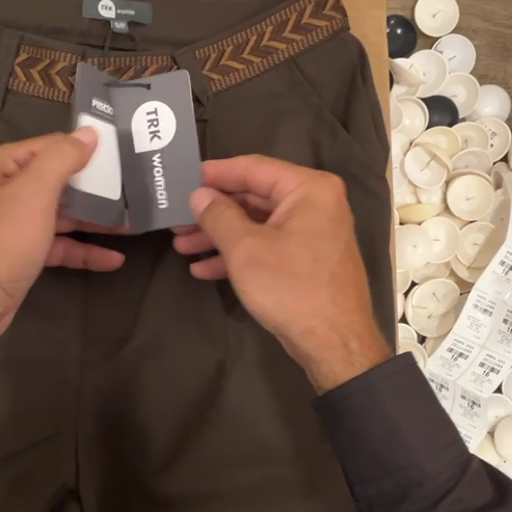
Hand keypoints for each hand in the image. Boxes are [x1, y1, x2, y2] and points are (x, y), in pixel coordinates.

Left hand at [0, 130, 124, 363]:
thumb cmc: (2, 241)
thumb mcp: (33, 193)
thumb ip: (62, 158)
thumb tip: (89, 133)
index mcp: (3, 167)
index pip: (51, 146)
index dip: (85, 147)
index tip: (121, 152)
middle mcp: (6, 190)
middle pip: (59, 181)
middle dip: (96, 187)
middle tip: (135, 188)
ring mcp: (14, 225)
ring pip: (62, 215)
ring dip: (95, 220)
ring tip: (132, 224)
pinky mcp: (23, 254)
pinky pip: (59, 245)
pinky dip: (84, 251)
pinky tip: (113, 259)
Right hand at [174, 155, 388, 391]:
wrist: (333, 342)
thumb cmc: (291, 287)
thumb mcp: (245, 249)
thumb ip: (218, 216)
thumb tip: (199, 195)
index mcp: (308, 189)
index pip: (253, 168)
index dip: (216, 174)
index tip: (184, 178)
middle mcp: (315, 204)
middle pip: (254, 198)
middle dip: (213, 211)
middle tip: (177, 219)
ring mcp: (313, 233)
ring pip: (257, 225)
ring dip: (219, 236)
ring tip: (182, 245)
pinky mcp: (306, 260)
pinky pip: (267, 247)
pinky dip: (238, 255)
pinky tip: (204, 268)